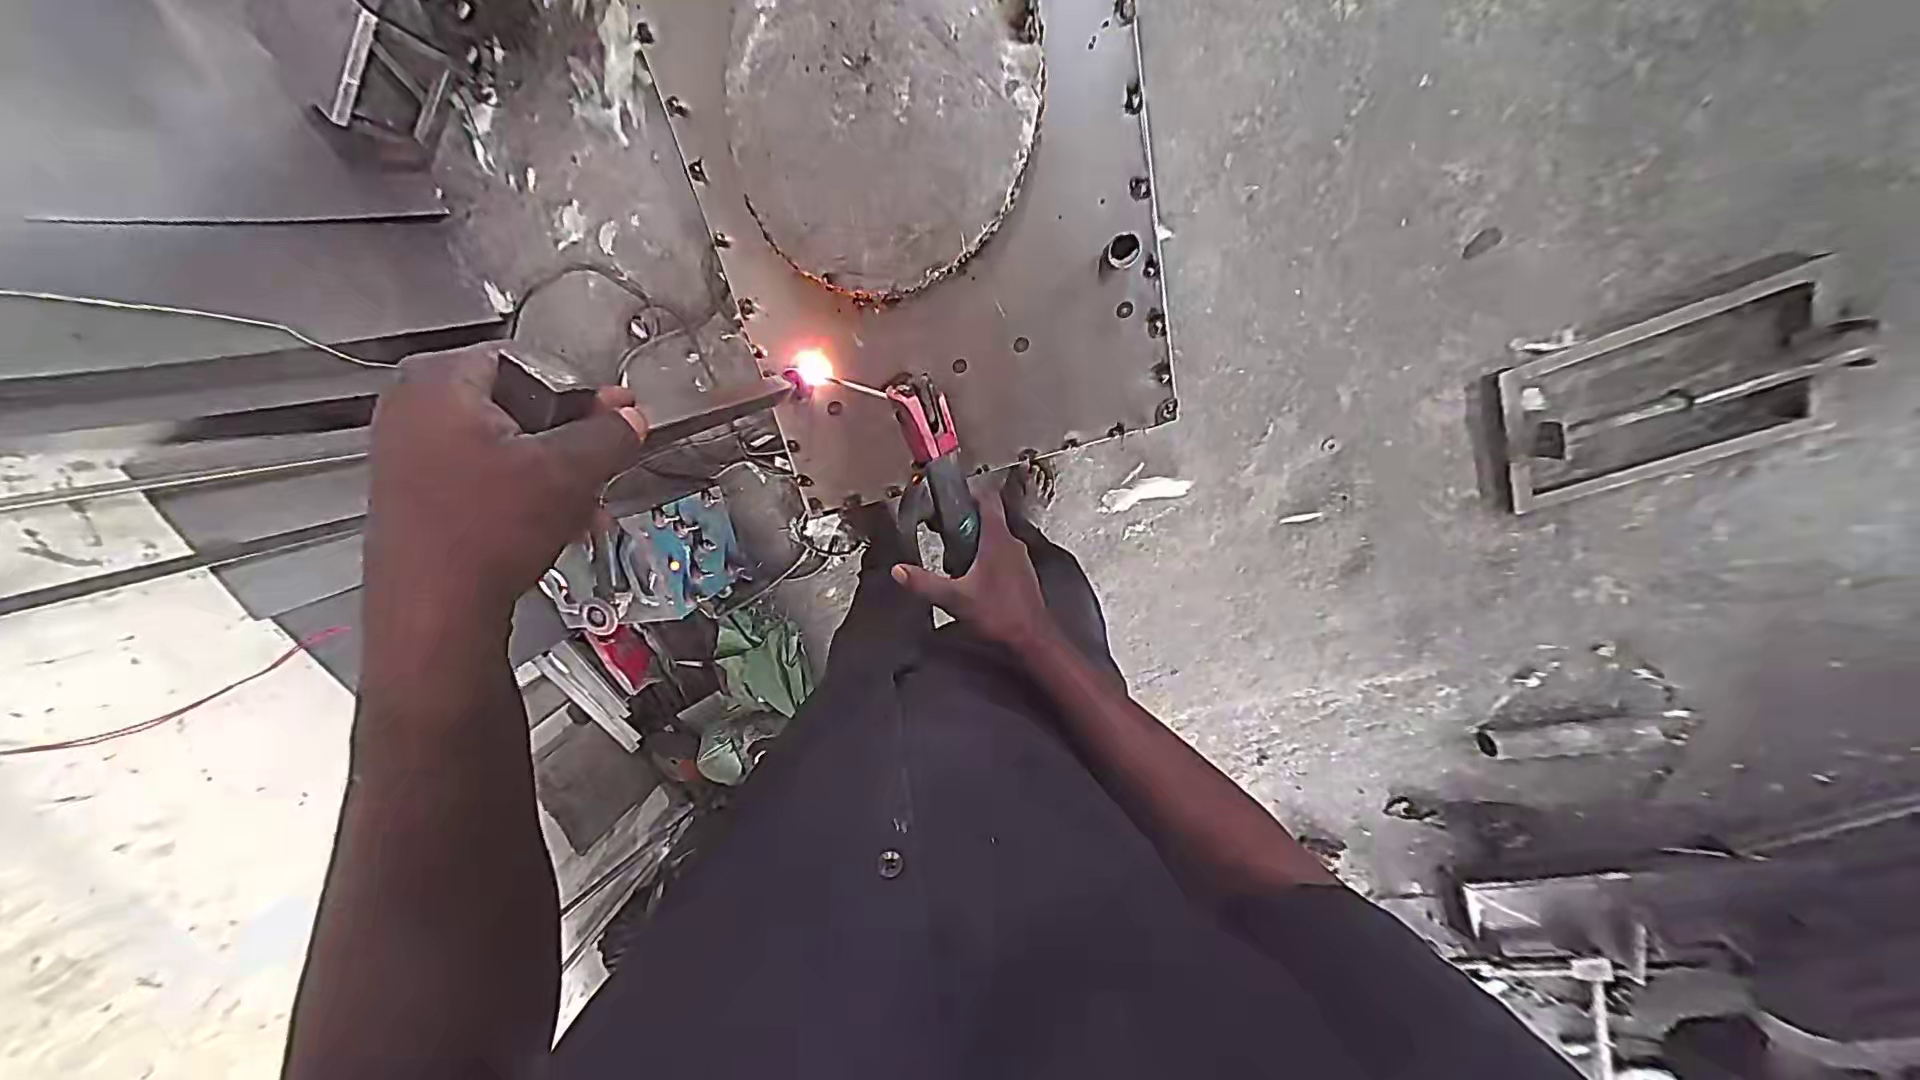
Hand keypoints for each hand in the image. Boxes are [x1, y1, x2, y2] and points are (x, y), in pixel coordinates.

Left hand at [362, 343, 648, 624]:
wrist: (437, 606)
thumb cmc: (484, 533)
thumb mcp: (569, 472)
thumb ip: (610, 434)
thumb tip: (630, 416)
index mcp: (439, 383)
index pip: (531, 360)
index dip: (580, 391)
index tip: (609, 417)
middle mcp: (413, 407)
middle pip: (521, 403)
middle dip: (570, 436)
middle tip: (598, 460)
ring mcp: (411, 450)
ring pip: (509, 441)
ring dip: (555, 467)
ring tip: (581, 499)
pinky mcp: (420, 488)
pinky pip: (490, 471)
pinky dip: (527, 487)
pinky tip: (555, 518)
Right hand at [891, 488, 1057, 650]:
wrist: (1032, 639)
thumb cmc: (1001, 615)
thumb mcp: (955, 598)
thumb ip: (924, 583)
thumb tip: (900, 571)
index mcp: (998, 539)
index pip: (987, 500)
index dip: (969, 494)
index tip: (952, 498)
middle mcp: (1012, 544)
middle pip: (988, 519)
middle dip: (965, 524)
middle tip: (945, 534)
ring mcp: (1020, 559)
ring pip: (995, 538)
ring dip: (975, 543)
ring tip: (956, 560)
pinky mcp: (1021, 574)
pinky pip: (1002, 555)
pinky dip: (986, 559)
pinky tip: (973, 579)